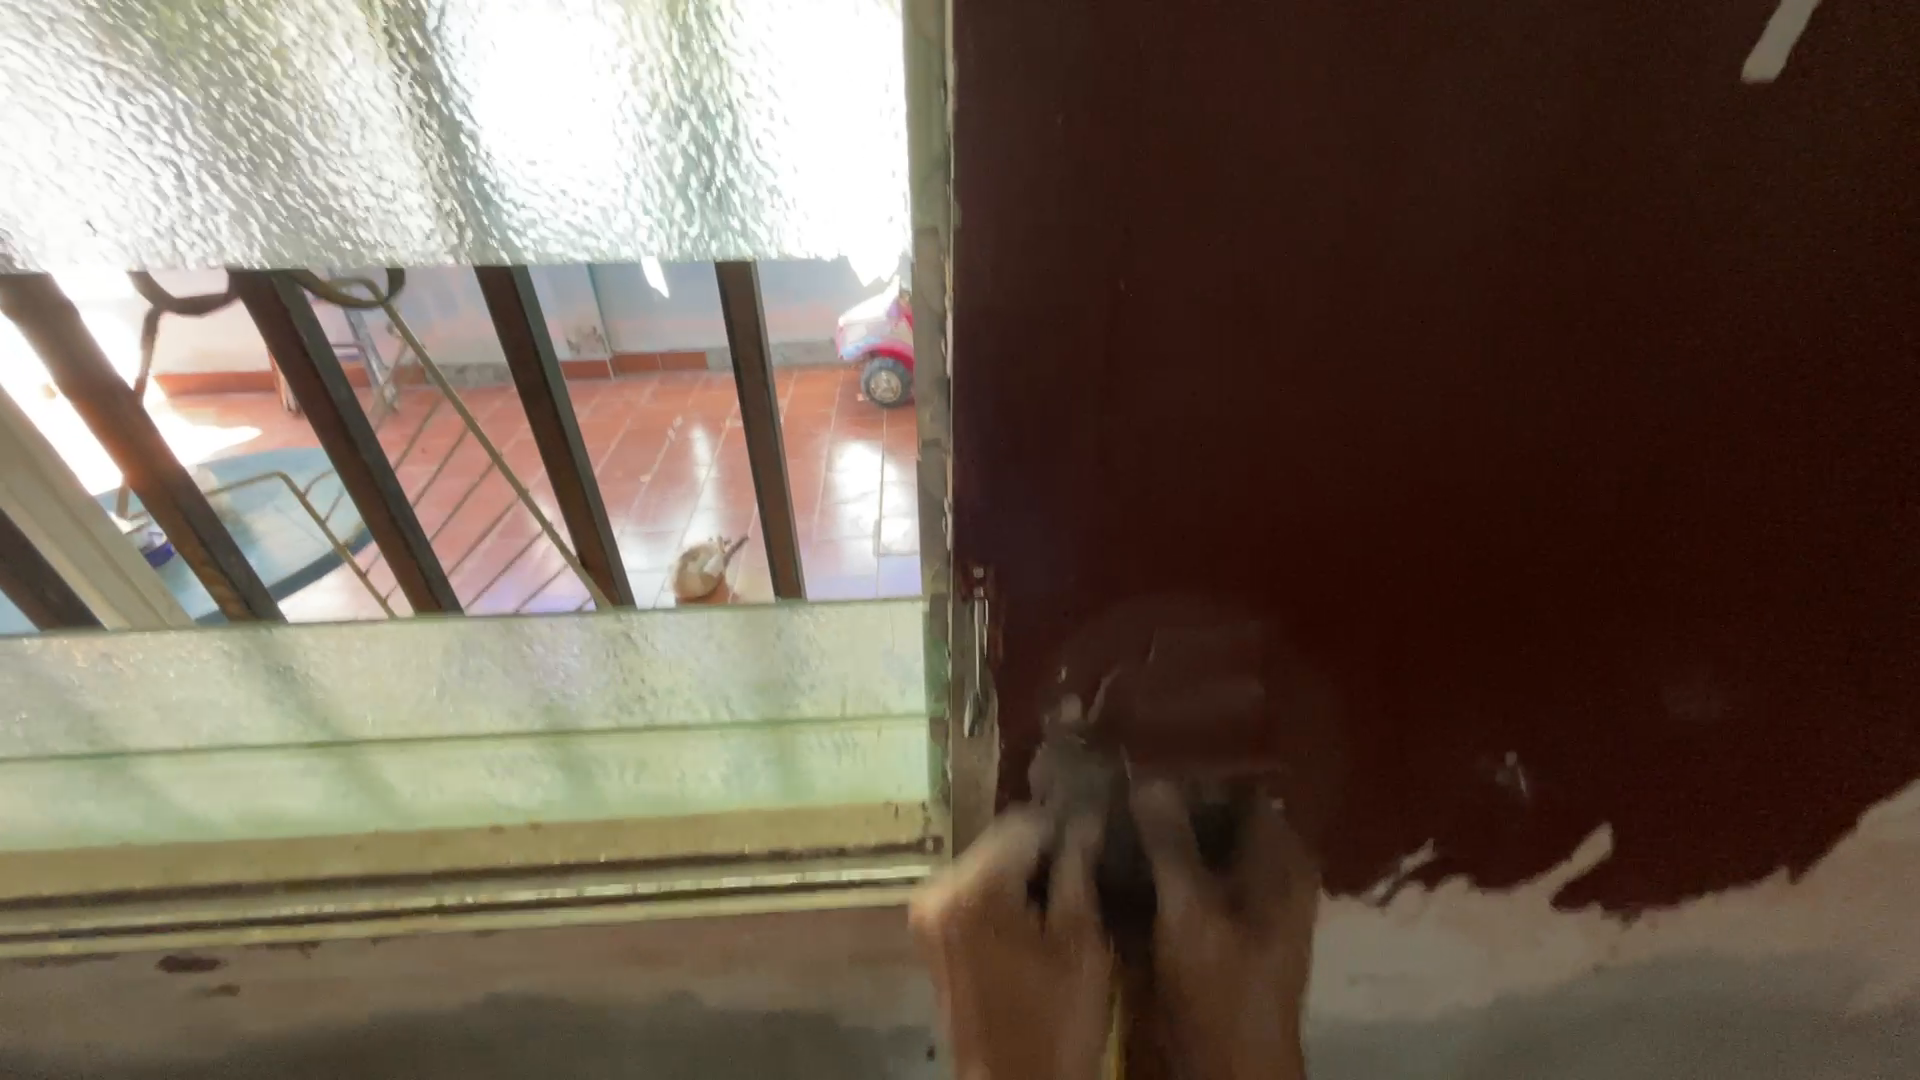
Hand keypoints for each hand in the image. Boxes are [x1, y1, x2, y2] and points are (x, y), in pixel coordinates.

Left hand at [910, 807, 1114, 1079]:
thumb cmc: (1057, 1020)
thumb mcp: (1080, 940)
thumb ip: (1077, 867)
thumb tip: (1085, 818)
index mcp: (974, 888)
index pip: (1024, 822)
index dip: (1063, 823)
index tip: (1093, 831)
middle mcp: (939, 888)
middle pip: (1000, 839)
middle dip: (1040, 847)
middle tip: (1080, 863)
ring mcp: (928, 909)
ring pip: (986, 860)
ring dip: (1021, 867)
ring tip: (1060, 888)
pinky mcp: (929, 929)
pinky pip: (971, 887)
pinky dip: (1001, 889)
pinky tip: (1031, 913)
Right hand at [1132, 780, 1319, 1079]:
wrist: (1227, 1071)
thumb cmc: (1222, 986)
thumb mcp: (1192, 909)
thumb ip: (1170, 839)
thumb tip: (1148, 776)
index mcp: (1277, 858)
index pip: (1235, 788)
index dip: (1189, 771)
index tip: (1136, 759)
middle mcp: (1260, 868)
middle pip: (1209, 814)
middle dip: (1160, 799)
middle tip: (1108, 781)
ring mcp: (1233, 896)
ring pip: (1188, 842)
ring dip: (1148, 829)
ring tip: (1100, 806)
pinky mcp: (1205, 921)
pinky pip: (1176, 873)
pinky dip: (1147, 861)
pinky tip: (1107, 848)